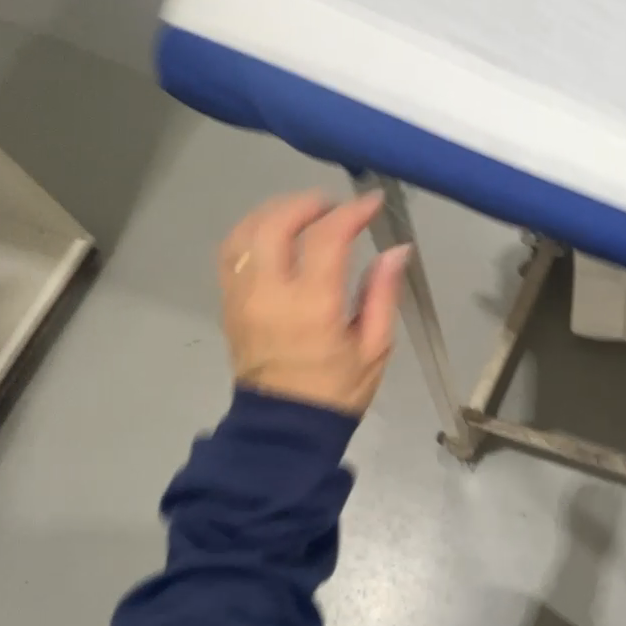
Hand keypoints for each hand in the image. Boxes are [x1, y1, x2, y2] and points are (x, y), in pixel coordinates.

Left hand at [218, 191, 410, 415]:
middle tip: (333, 205)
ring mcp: (242, 296)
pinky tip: (273, 235)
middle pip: (274, 224)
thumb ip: (382, 293)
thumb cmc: (339, 387)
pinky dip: (252, 232)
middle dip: (306, 204)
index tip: (372, 202)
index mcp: (313, 305)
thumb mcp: (375, 346)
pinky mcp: (228, 303)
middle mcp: (270, 293)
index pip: (327, 239)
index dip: (351, 213)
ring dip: (273, 212)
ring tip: (302, 212)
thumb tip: (397, 251)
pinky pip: (231, 253)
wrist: (287, 423)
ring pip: (244, 232)